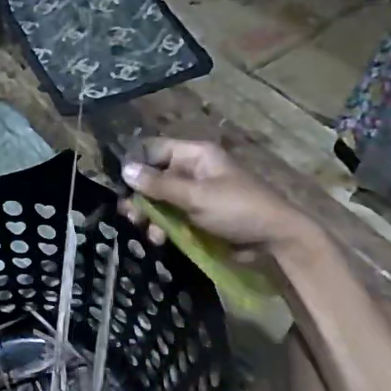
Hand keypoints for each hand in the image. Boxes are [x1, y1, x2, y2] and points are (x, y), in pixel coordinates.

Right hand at [119, 138, 327, 257]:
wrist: (273, 239)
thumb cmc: (237, 209)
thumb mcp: (196, 196)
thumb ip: (159, 185)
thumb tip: (125, 170)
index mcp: (196, 156)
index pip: (155, 150)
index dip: (136, 164)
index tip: (118, 186)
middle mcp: (193, 171)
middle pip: (155, 178)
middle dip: (140, 197)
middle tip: (129, 216)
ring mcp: (195, 195)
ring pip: (160, 202)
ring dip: (150, 217)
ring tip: (149, 233)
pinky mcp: (198, 217)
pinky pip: (172, 218)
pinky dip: (163, 228)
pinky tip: (160, 240)